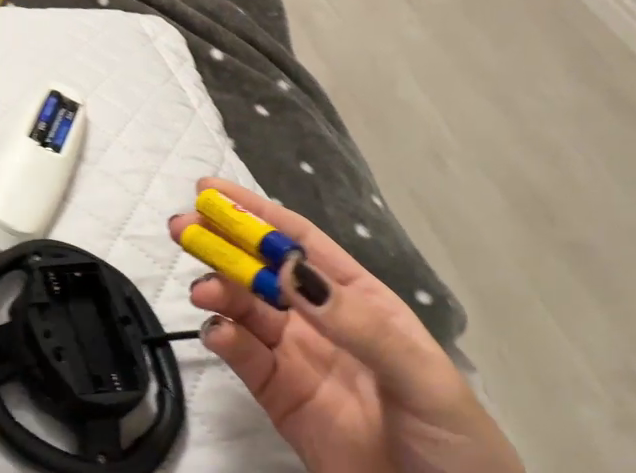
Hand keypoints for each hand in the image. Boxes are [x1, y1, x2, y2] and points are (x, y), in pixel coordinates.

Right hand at [169, 179, 522, 472]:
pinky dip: (223, 338)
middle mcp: (320, 319)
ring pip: (244, 307)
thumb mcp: (422, 378)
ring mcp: (295, 357)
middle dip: (221, 243)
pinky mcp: (277, 396)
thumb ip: (358, 324)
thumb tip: (290, 269)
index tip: (210, 192)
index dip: (256, 214)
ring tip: (203, 291)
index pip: (301, 244)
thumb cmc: (454, 444)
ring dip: (218, 289)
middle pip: (261, 269)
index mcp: (358, 301)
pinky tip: (219, 333)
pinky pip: (242, 356)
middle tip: (182, 227)